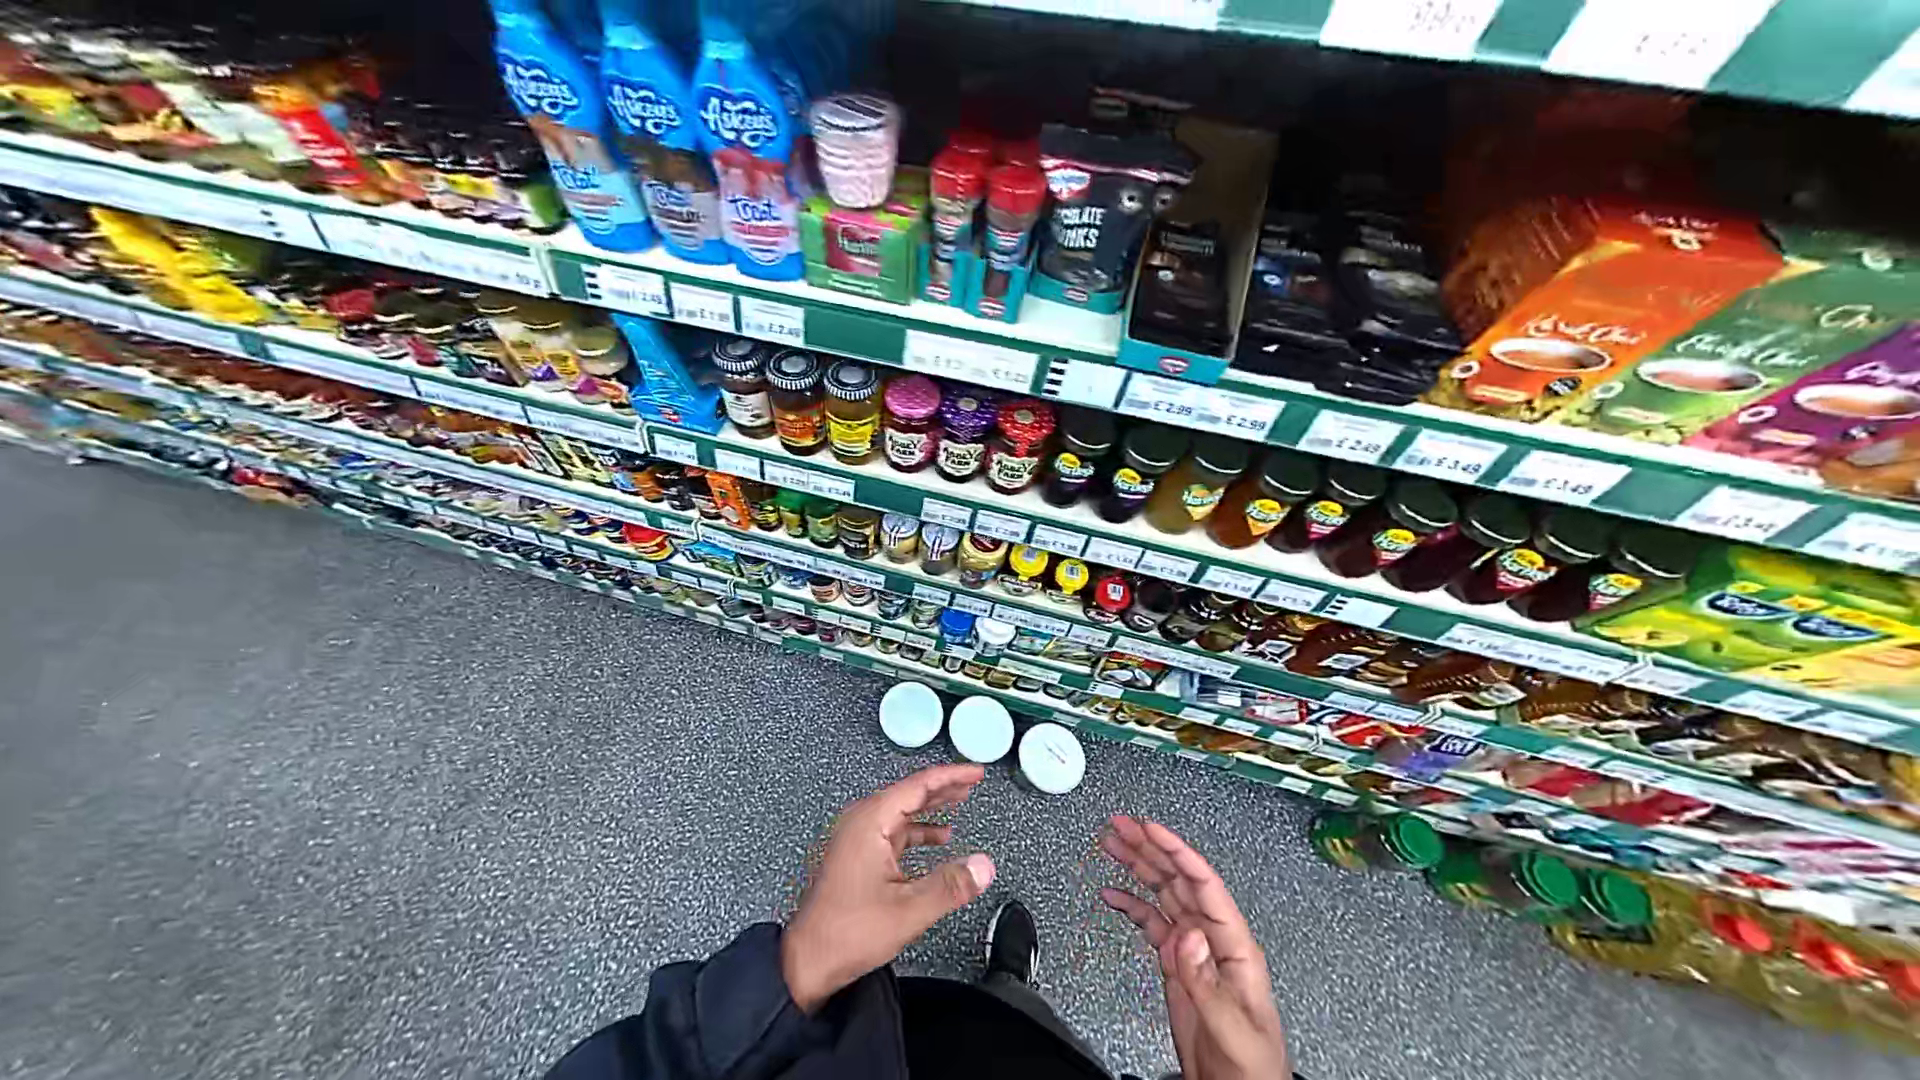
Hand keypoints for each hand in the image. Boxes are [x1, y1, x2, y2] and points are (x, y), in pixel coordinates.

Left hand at [782, 765, 996, 1012]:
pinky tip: (935, 838)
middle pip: (910, 792)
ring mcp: (857, 837)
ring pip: (902, 810)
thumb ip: (950, 885)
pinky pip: (894, 829)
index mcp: (871, 822)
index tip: (974, 772)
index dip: (951, 775)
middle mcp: (862, 822)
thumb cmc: (844, 933)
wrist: (807, 961)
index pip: (919, 784)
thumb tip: (982, 866)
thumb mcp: (908, 910)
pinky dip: (918, 829)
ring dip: (932, 806)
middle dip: (944, 786)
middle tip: (971, 781)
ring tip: (958, 802)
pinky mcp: (857, 853)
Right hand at [1100, 815, 1288, 1079]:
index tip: (1150, 828)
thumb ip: (1207, 980)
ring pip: (1162, 892)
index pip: (1203, 883)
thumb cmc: (1252, 1069)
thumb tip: (1186, 933)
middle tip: (1121, 824)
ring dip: (1138, 865)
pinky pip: (1150, 921)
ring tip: (1112, 842)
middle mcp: (1211, 938)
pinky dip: (1130, 904)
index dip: (1176, 850)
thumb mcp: (1232, 1027)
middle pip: (1178, 878)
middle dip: (1149, 847)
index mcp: (1233, 945)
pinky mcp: (1176, 963)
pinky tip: (1112, 893)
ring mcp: (1193, 949)